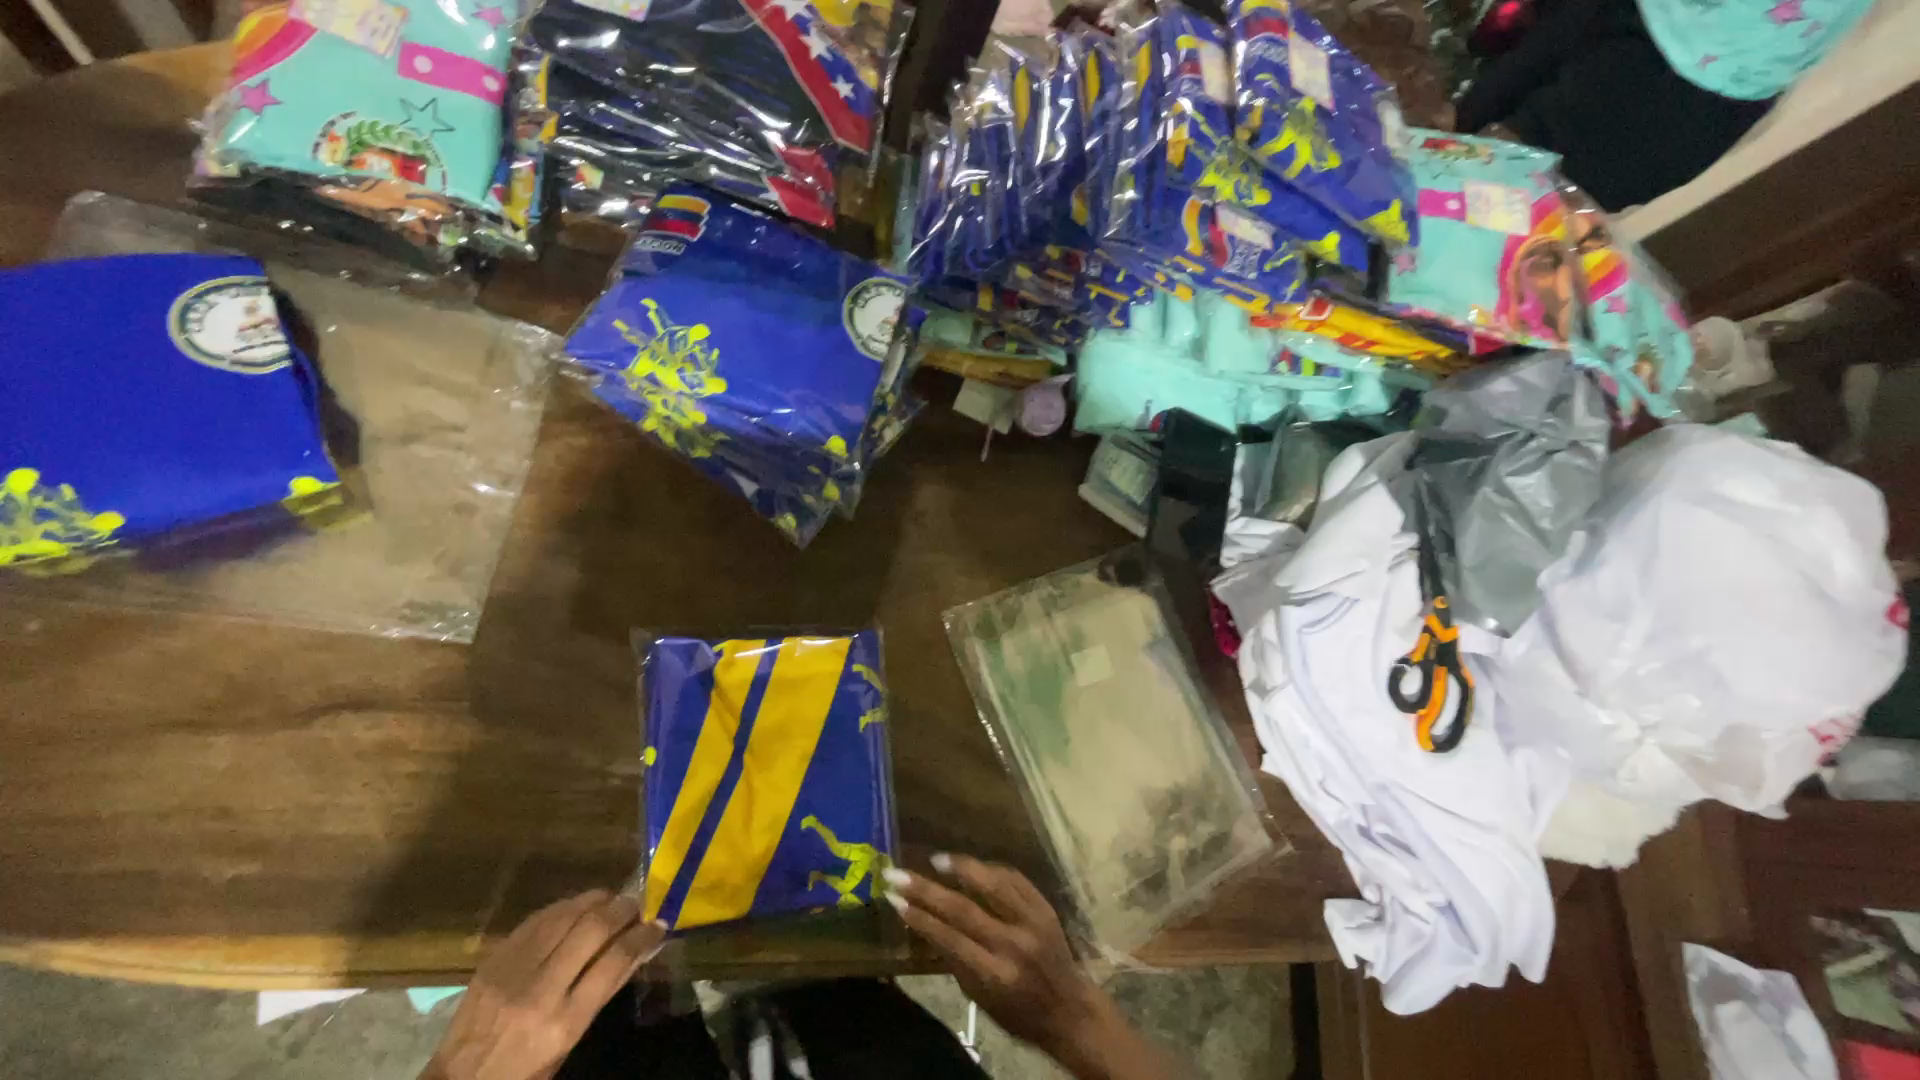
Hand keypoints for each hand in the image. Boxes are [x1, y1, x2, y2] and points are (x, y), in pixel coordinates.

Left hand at [422, 890, 666, 1079]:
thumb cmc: (526, 1072)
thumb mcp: (571, 1041)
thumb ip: (603, 992)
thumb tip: (639, 949)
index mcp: (565, 1021)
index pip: (615, 961)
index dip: (642, 936)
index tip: (659, 924)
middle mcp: (540, 990)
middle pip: (592, 929)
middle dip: (622, 909)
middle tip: (637, 905)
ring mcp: (513, 970)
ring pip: (565, 914)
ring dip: (595, 900)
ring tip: (611, 900)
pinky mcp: (495, 958)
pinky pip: (537, 919)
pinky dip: (564, 908)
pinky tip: (578, 907)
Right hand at [879, 855, 1105, 1053]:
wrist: (1070, 1008)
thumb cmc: (1018, 1012)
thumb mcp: (981, 998)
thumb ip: (956, 961)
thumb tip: (926, 924)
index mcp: (995, 974)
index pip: (950, 939)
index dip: (920, 917)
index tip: (894, 898)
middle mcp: (1014, 944)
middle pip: (963, 909)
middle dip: (926, 889)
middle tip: (898, 874)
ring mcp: (1033, 921)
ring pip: (992, 884)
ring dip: (961, 868)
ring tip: (936, 860)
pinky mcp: (1045, 906)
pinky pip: (1014, 879)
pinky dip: (990, 869)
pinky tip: (970, 865)